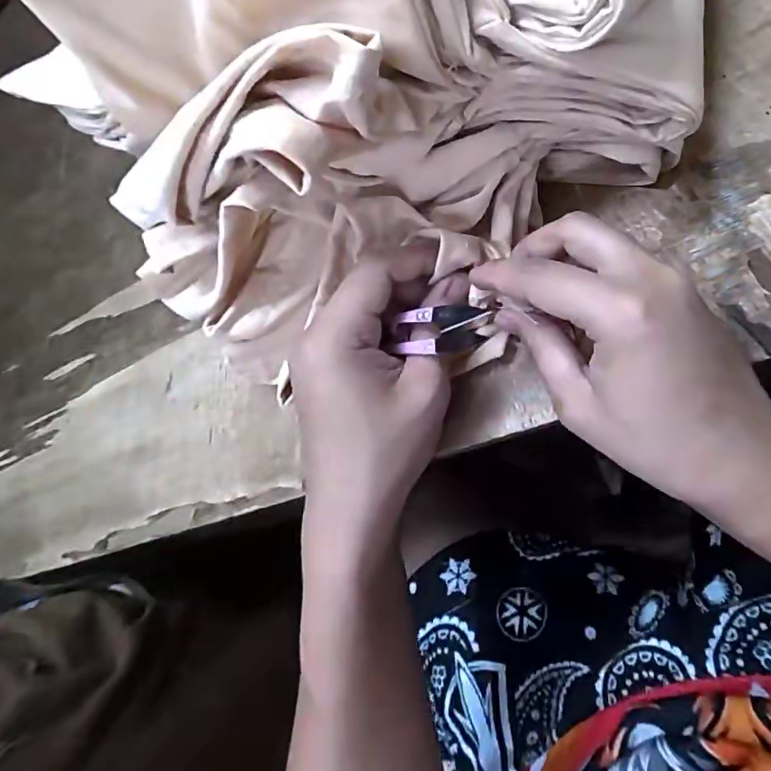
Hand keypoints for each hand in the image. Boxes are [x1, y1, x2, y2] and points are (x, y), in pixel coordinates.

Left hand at [291, 248, 465, 558]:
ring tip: (441, 314)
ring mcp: (312, 350)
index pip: (374, 272)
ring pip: (362, 304)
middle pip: (365, 285)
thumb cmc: (389, 450)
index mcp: (332, 334)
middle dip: (412, 282)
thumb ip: (439, 325)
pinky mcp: (321, 366)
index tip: (458, 262)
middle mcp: (313, 333)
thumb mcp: (426, 385)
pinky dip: (387, 325)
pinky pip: (355, 328)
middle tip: (456, 292)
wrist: (350, 510)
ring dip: (401, 304)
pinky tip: (415, 337)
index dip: (417, 260)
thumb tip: (456, 281)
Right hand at [471, 213, 770, 549]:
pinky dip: (592, 267)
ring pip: (604, 238)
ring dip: (564, 255)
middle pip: (577, 229)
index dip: (501, 275)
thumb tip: (507, 310)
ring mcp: (672, 275)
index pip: (542, 274)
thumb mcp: (582, 406)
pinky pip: (625, 258)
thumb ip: (541, 346)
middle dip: (534, 245)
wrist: (746, 456)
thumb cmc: (657, 445)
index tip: (472, 278)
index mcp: (620, 309)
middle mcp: (649, 275)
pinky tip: (577, 304)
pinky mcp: (683, 285)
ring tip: (539, 294)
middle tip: (510, 279)